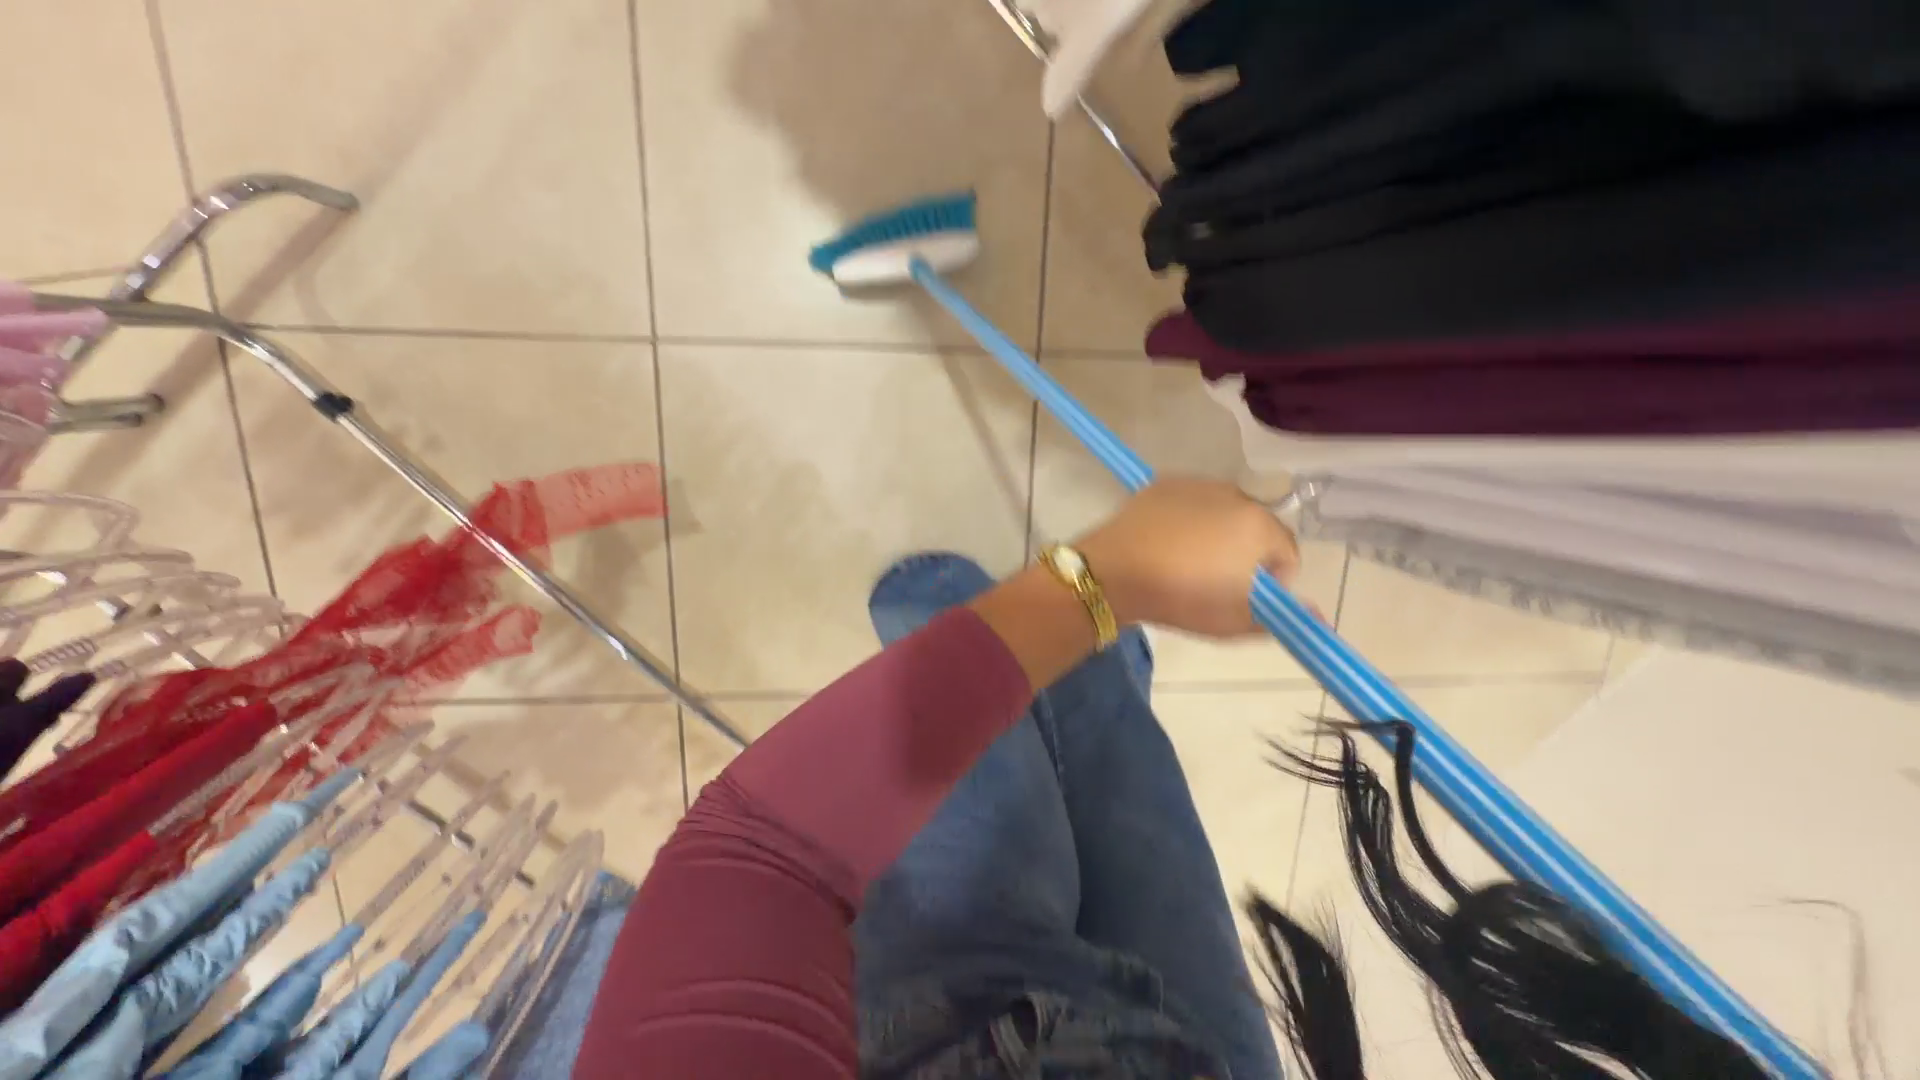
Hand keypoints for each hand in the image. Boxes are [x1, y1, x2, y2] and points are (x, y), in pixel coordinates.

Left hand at [1074, 477, 1301, 638]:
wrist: (1113, 572)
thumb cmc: (1181, 597)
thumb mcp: (1235, 621)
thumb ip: (1281, 617)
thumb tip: (1319, 618)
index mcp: (1259, 525)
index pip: (1288, 553)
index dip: (1274, 580)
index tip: (1249, 598)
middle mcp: (1234, 495)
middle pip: (1256, 528)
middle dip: (1246, 554)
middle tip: (1216, 581)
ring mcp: (1197, 484)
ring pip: (1223, 513)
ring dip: (1218, 533)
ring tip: (1188, 562)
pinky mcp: (1164, 484)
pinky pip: (1191, 504)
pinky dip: (1188, 520)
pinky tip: (1167, 543)